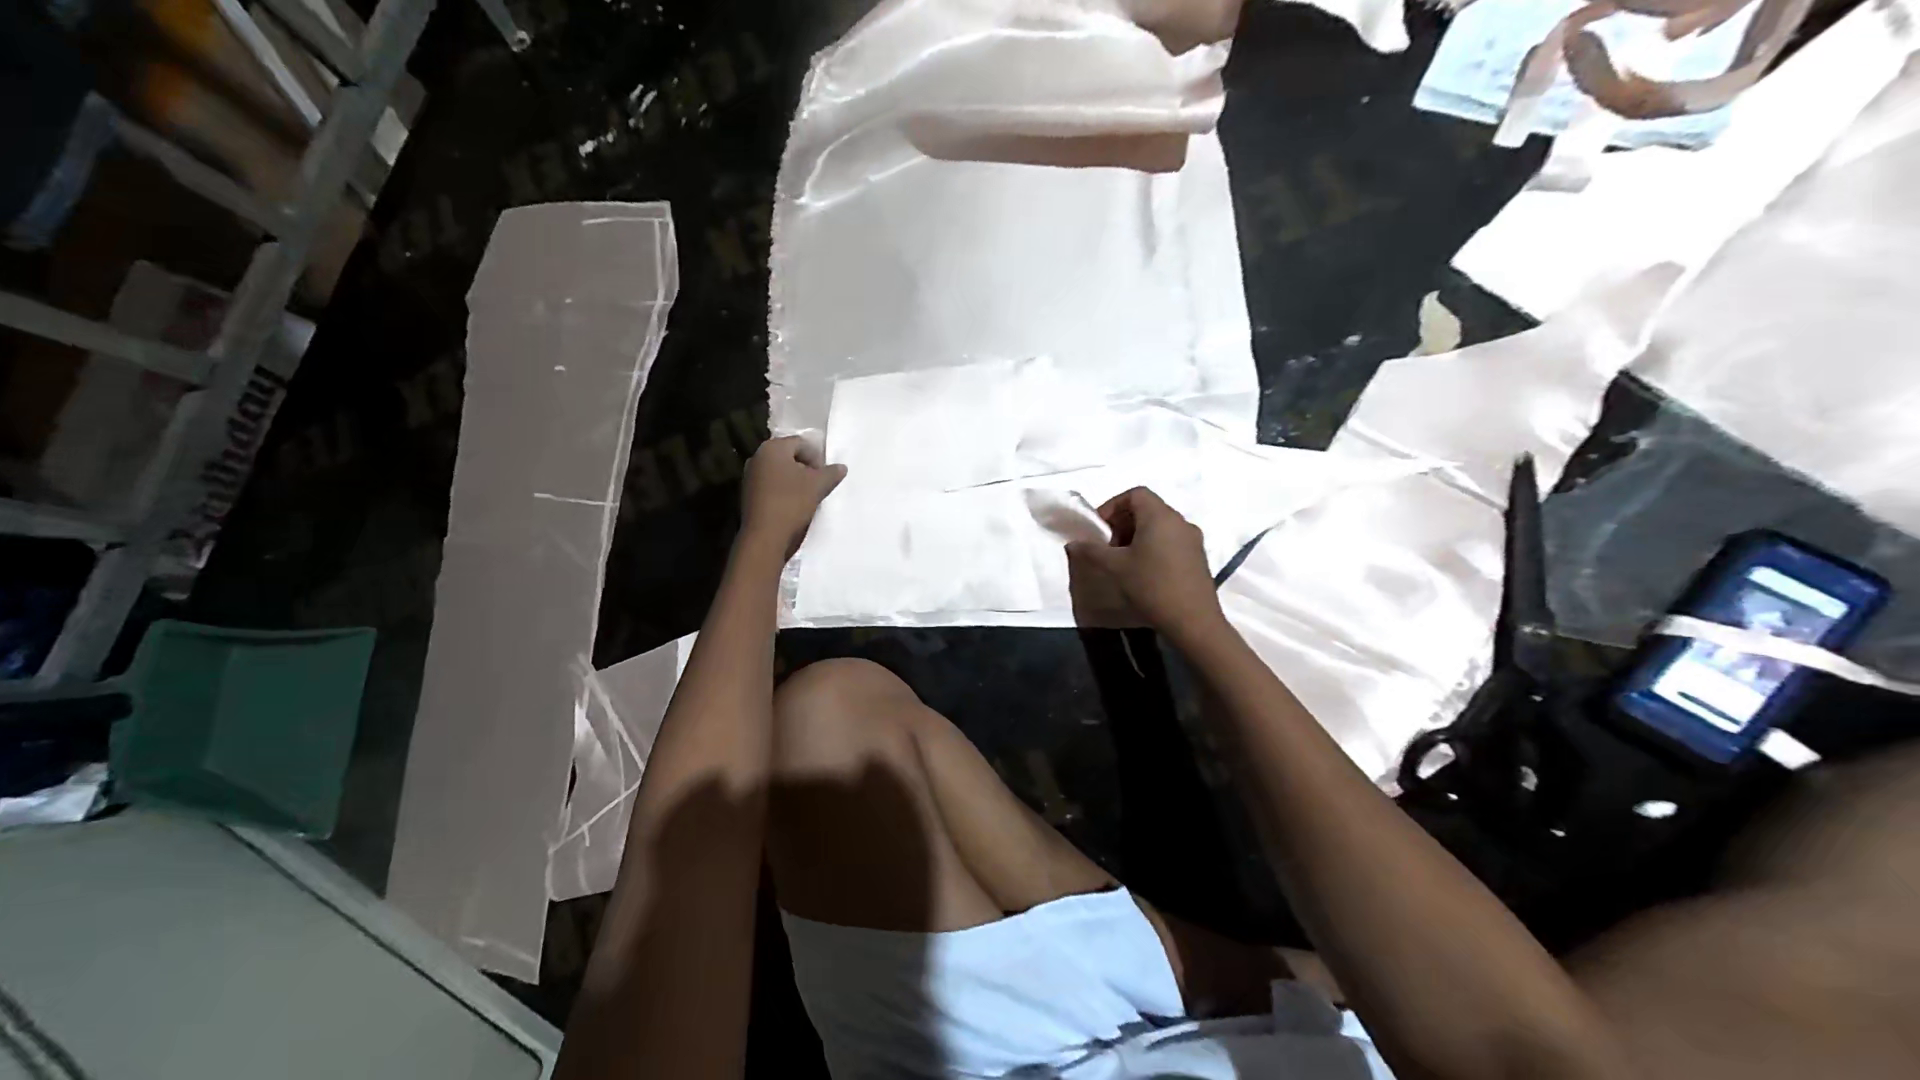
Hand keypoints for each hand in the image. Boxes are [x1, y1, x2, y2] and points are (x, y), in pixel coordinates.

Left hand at [740, 435, 846, 557]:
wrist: (765, 535)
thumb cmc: (792, 502)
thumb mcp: (818, 485)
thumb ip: (831, 473)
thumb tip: (841, 467)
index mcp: (772, 448)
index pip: (801, 443)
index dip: (817, 457)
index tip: (826, 475)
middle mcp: (757, 457)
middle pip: (789, 456)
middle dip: (806, 468)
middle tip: (819, 484)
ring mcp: (750, 476)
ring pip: (780, 472)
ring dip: (796, 480)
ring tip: (809, 495)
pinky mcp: (749, 494)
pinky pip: (771, 485)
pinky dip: (784, 490)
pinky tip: (794, 504)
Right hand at [1065, 487, 1225, 640]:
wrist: (1193, 620)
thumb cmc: (1151, 586)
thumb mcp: (1115, 567)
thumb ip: (1092, 551)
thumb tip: (1072, 544)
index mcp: (1160, 516)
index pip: (1135, 494)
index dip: (1113, 505)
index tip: (1100, 528)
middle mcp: (1179, 521)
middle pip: (1147, 508)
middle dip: (1123, 523)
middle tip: (1108, 546)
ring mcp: (1192, 539)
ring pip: (1159, 526)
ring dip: (1137, 536)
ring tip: (1124, 560)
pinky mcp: (1198, 557)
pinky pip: (1171, 540)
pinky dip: (1153, 546)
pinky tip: (1144, 571)